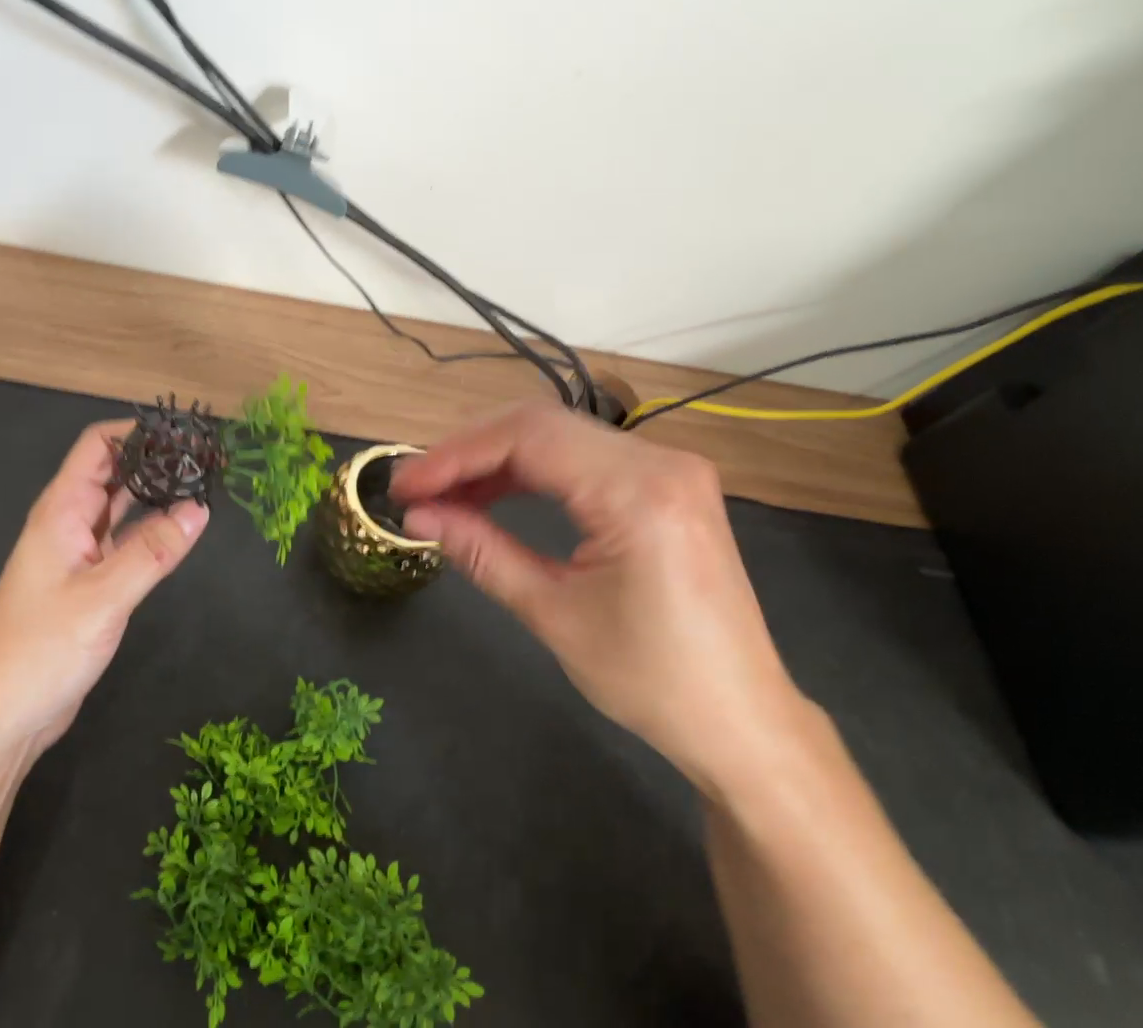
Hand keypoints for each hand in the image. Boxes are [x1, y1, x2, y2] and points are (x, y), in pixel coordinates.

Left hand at [0, 420, 209, 756]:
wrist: (1, 714)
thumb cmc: (43, 649)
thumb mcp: (103, 597)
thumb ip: (153, 552)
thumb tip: (200, 508)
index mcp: (59, 513)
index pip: (97, 449)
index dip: (137, 433)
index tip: (185, 433)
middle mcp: (65, 526)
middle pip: (111, 476)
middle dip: (154, 464)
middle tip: (207, 461)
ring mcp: (74, 557)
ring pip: (118, 513)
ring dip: (154, 499)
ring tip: (203, 488)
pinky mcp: (84, 588)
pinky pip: (120, 547)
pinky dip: (148, 536)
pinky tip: (179, 535)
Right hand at [391, 402, 808, 787]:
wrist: (739, 717)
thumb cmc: (648, 678)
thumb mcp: (552, 613)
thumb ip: (482, 552)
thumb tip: (418, 517)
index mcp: (638, 492)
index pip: (527, 438)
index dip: (453, 455)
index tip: (403, 486)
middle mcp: (661, 462)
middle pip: (542, 425)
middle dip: (468, 451)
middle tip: (415, 489)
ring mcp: (670, 471)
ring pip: (561, 438)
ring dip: (495, 460)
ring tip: (442, 495)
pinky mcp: (668, 488)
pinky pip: (585, 461)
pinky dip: (531, 473)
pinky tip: (492, 496)